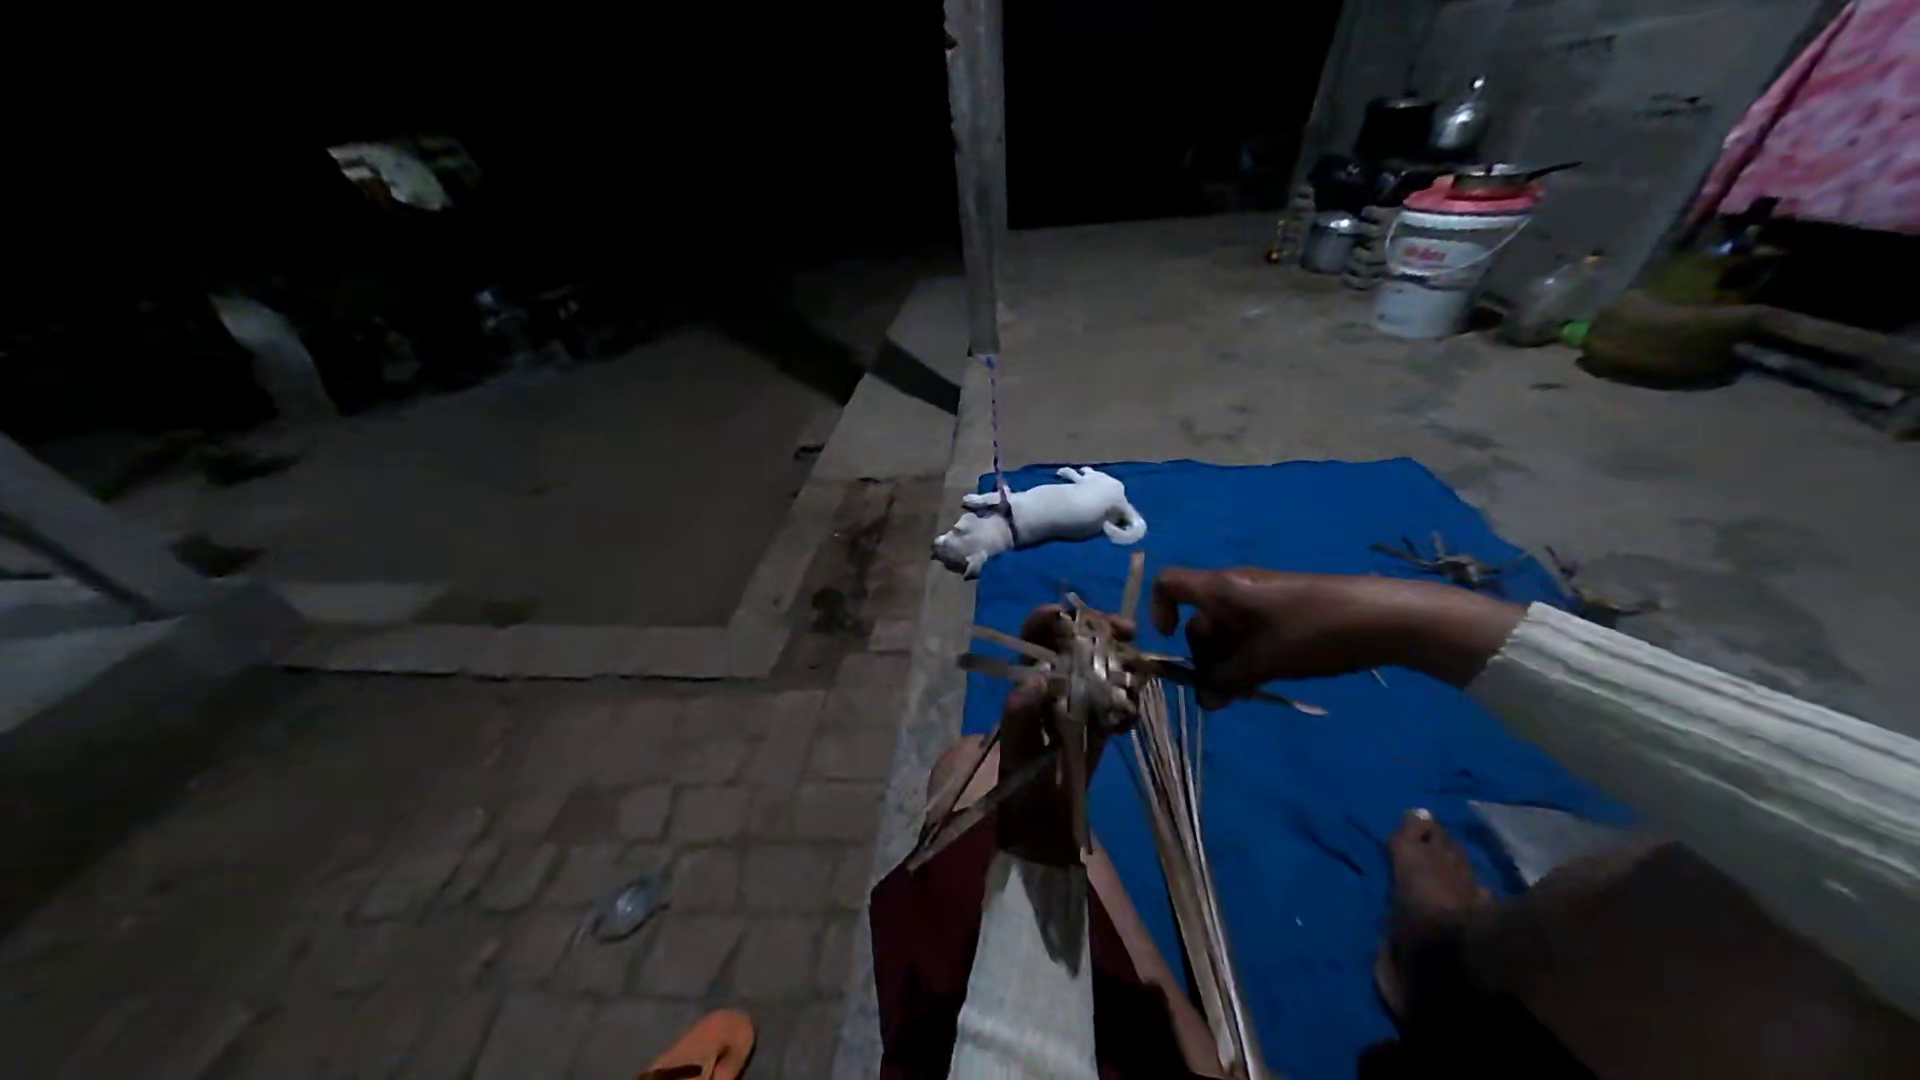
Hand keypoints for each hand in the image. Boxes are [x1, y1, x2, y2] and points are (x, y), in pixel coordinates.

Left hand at [995, 604, 1134, 863]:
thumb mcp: (1016, 751)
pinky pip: (1120, 697)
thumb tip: (1039, 680)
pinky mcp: (1102, 719)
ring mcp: (1081, 698)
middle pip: (1077, 642)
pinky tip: (1128, 722)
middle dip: (1101, 631)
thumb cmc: (1022, 785)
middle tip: (1127, 631)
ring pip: (1103, 664)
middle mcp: (1055, 682)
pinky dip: (1130, 701)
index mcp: (1028, 681)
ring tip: (1140, 673)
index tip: (1068, 613)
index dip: (1049, 619)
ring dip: (1122, 663)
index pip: (1035, 637)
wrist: (1045, 825)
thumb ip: (1021, 716)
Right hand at [1149, 567, 1523, 705]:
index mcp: (1222, 589)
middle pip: (1199, 618)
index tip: (1171, 640)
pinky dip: (1248, 656)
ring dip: (1226, 662)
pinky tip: (1266, 678)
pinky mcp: (1284, 611)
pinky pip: (1250, 632)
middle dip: (1202, 656)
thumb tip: (1203, 701)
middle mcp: (1235, 589)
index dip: (1160, 609)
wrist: (1384, 616)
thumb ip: (1227, 679)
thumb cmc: (1313, 630)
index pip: (1170, 584)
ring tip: (1245, 691)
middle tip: (1220, 692)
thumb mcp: (1263, 660)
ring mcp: (1262, 599)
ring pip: (1226, 631)